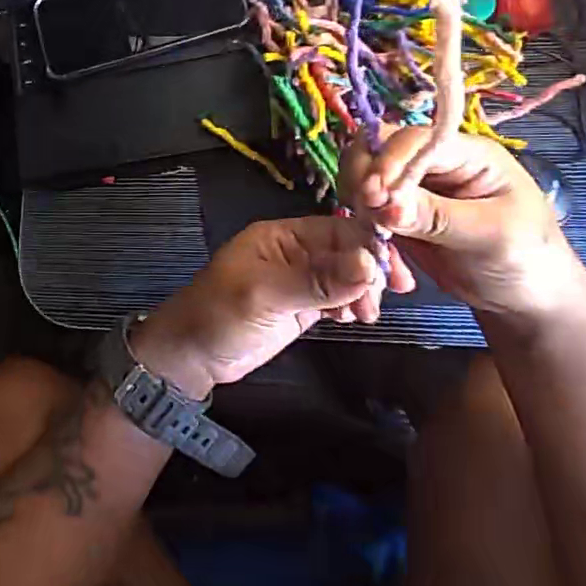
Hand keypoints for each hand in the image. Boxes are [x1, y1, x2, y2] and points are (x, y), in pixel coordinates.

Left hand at [130, 216, 413, 396]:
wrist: (192, 356)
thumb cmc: (219, 315)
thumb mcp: (265, 294)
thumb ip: (316, 280)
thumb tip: (370, 265)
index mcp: (280, 236)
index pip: (336, 229)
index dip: (368, 246)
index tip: (394, 274)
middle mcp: (293, 252)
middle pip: (347, 251)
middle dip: (369, 272)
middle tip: (377, 303)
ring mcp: (298, 279)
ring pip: (347, 275)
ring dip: (363, 291)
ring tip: (363, 316)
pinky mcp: (302, 305)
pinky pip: (337, 297)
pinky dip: (350, 305)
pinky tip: (351, 319)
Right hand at [346, 125, 585, 325]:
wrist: (528, 300)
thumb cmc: (529, 260)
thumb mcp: (491, 236)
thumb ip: (436, 216)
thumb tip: (385, 205)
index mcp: (465, 153)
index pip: (412, 139)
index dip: (386, 161)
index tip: (372, 197)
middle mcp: (431, 164)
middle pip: (375, 150)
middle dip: (363, 181)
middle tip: (366, 218)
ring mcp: (411, 189)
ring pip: (362, 181)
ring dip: (360, 211)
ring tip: (378, 246)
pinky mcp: (396, 216)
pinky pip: (364, 215)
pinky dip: (364, 235)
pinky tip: (387, 264)